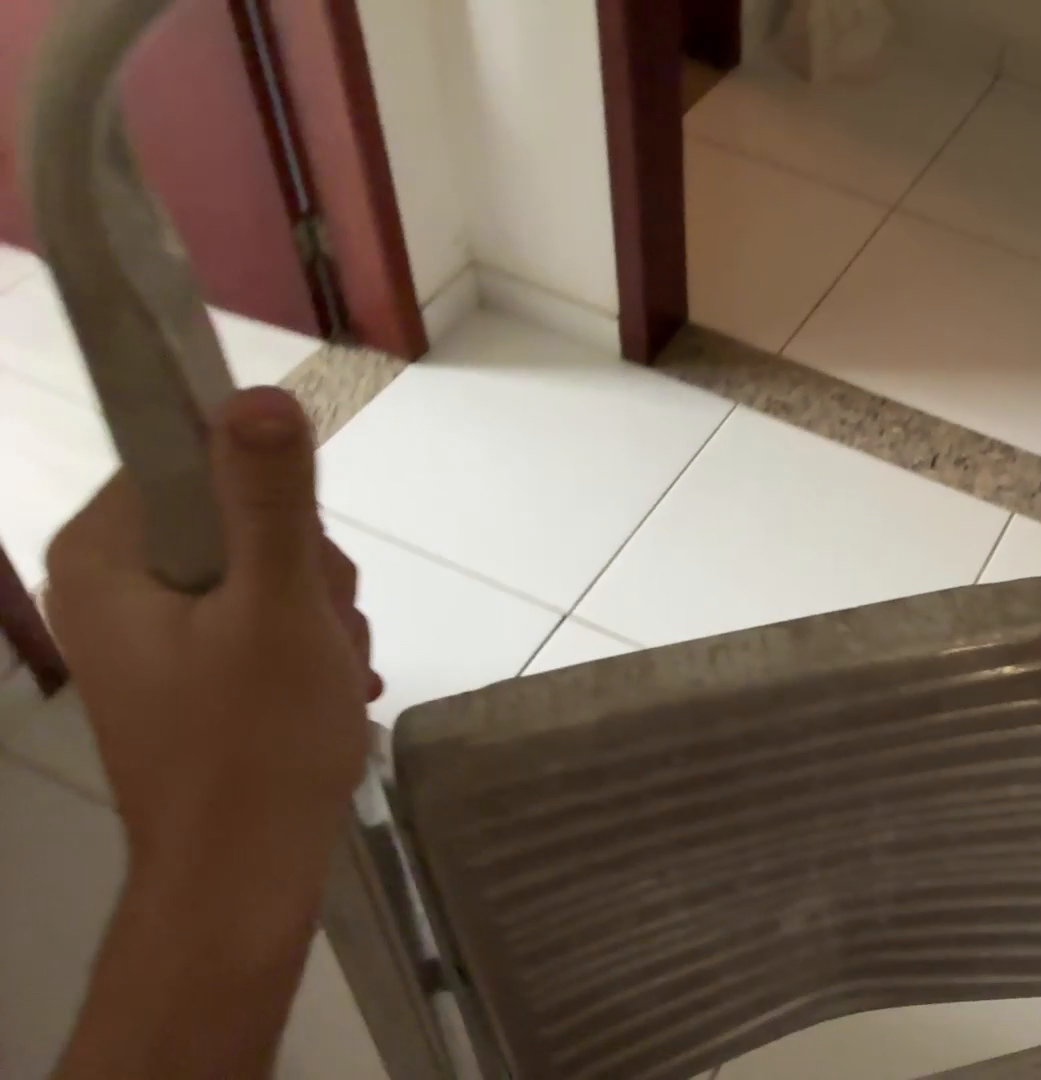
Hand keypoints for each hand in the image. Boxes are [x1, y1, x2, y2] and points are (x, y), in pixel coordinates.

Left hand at [45, 387, 379, 879]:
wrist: (249, 862)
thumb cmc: (257, 734)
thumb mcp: (281, 605)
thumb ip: (273, 501)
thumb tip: (262, 394)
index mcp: (108, 559)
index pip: (186, 464)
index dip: (266, 494)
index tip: (303, 554)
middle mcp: (121, 585)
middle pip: (243, 520)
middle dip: (309, 569)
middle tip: (319, 624)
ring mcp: (163, 629)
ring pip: (272, 570)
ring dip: (324, 611)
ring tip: (329, 667)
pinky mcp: (202, 664)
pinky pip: (274, 615)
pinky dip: (316, 643)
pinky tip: (332, 683)